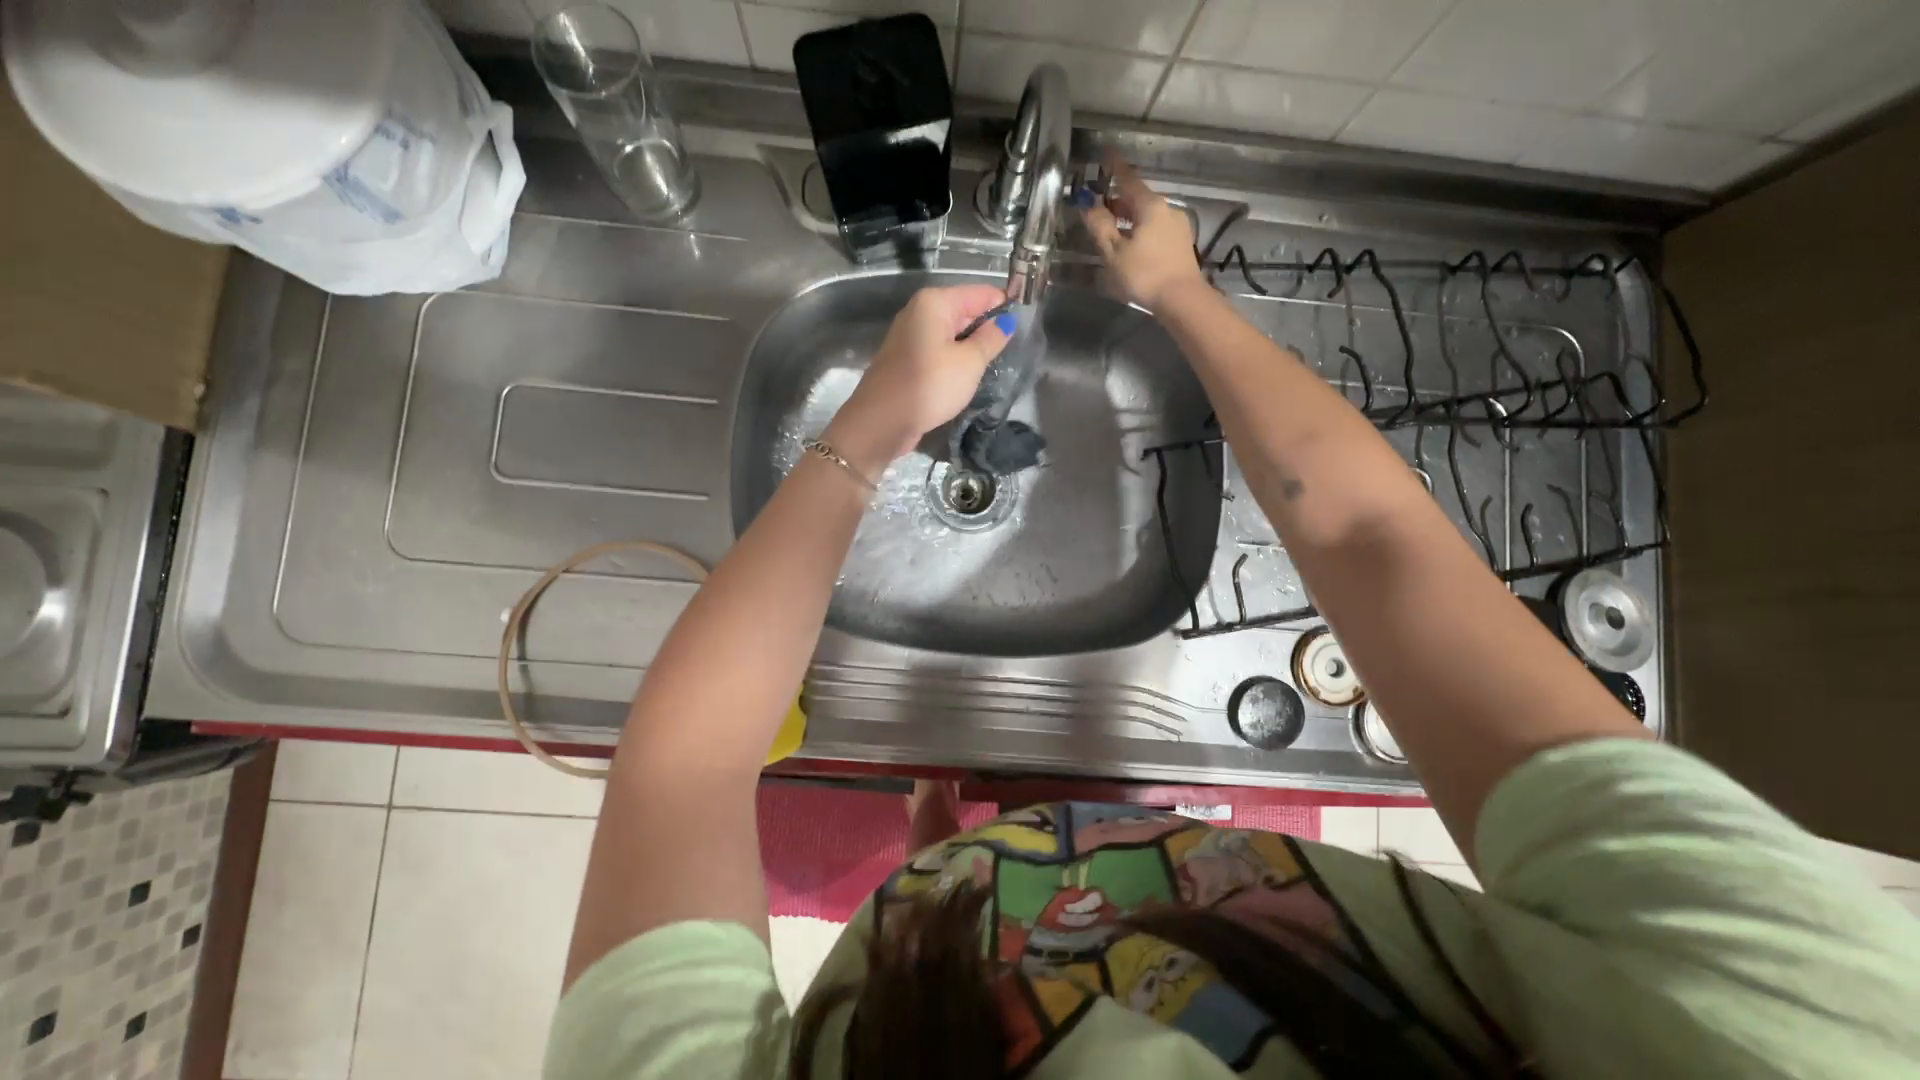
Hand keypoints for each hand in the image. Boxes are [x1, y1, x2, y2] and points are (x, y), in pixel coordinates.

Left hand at [825, 284, 1013, 472]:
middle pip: (965, 310)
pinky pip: (939, 350)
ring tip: (993, 365)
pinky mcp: (907, 359)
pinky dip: (955, 359)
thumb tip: (1006, 322)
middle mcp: (920, 312)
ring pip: (952, 333)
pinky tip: (967, 377)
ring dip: (972, 347)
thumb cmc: (929, 386)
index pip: (981, 293)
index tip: (1025, 326)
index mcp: (935, 302)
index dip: (1005, 306)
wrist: (881, 423)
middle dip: (988, 328)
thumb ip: (990, 339)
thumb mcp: (969, 363)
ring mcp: (911, 335)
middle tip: (1012, 351)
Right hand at [1084, 154, 1206, 310]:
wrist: (1182, 300)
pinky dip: (1141, 227)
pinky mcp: (1181, 243)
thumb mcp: (1114, 251)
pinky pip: (1156, 227)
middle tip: (1098, 204)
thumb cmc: (1144, 274)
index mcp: (1150, 205)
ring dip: (1129, 216)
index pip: (1128, 178)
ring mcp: (1177, 226)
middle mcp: (1167, 209)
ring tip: (1111, 227)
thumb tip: (1088, 204)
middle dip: (1118, 199)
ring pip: (1148, 213)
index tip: (1105, 153)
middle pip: (1138, 197)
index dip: (1114, 167)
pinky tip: (1131, 241)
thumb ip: (1100, 225)